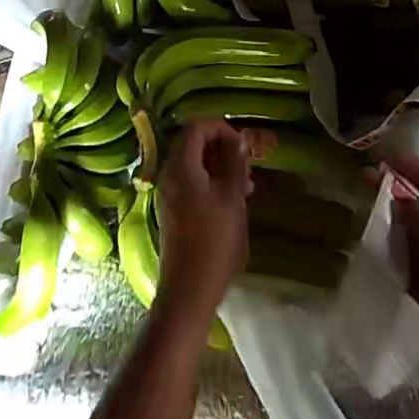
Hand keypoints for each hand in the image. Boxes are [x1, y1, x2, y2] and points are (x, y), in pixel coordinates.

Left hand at [156, 119, 253, 312]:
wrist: (189, 292)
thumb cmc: (214, 243)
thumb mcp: (232, 198)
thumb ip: (235, 163)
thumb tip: (240, 138)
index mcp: (181, 167)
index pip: (198, 126)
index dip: (222, 128)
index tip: (244, 145)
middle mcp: (169, 174)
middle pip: (195, 143)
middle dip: (223, 147)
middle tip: (248, 164)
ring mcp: (169, 193)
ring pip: (196, 163)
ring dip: (221, 165)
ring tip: (247, 185)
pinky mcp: (174, 210)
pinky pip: (193, 181)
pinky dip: (213, 181)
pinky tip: (234, 200)